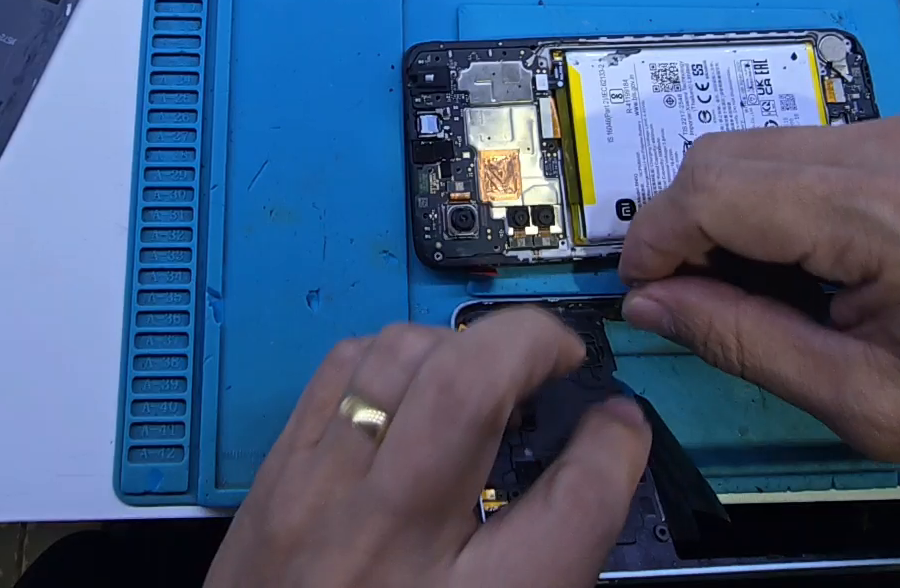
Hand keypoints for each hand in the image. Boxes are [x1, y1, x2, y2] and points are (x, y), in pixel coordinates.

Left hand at [205, 307, 650, 587]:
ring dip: (456, 342)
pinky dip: (389, 351)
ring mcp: (320, 492)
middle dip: (526, 343)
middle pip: (465, 393)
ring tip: (483, 364)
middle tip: (557, 350)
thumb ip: (544, 558)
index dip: (612, 451)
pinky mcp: (277, 468)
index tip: (622, 420)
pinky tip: (412, 374)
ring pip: (397, 359)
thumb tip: (590, 466)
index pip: (567, 511)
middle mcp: (389, 541)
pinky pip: (341, 366)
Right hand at [617, 113, 899, 534]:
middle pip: (725, 155)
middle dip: (682, 221)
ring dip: (722, 207)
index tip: (638, 288)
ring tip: (741, 279)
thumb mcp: (872, 405)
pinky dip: (767, 194)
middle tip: (686, 291)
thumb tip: (646, 303)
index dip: (657, 238)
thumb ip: (742, 341)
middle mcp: (896, 145)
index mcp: (892, 214)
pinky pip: (801, 150)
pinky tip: (793, 251)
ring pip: (756, 146)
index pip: (717, 192)